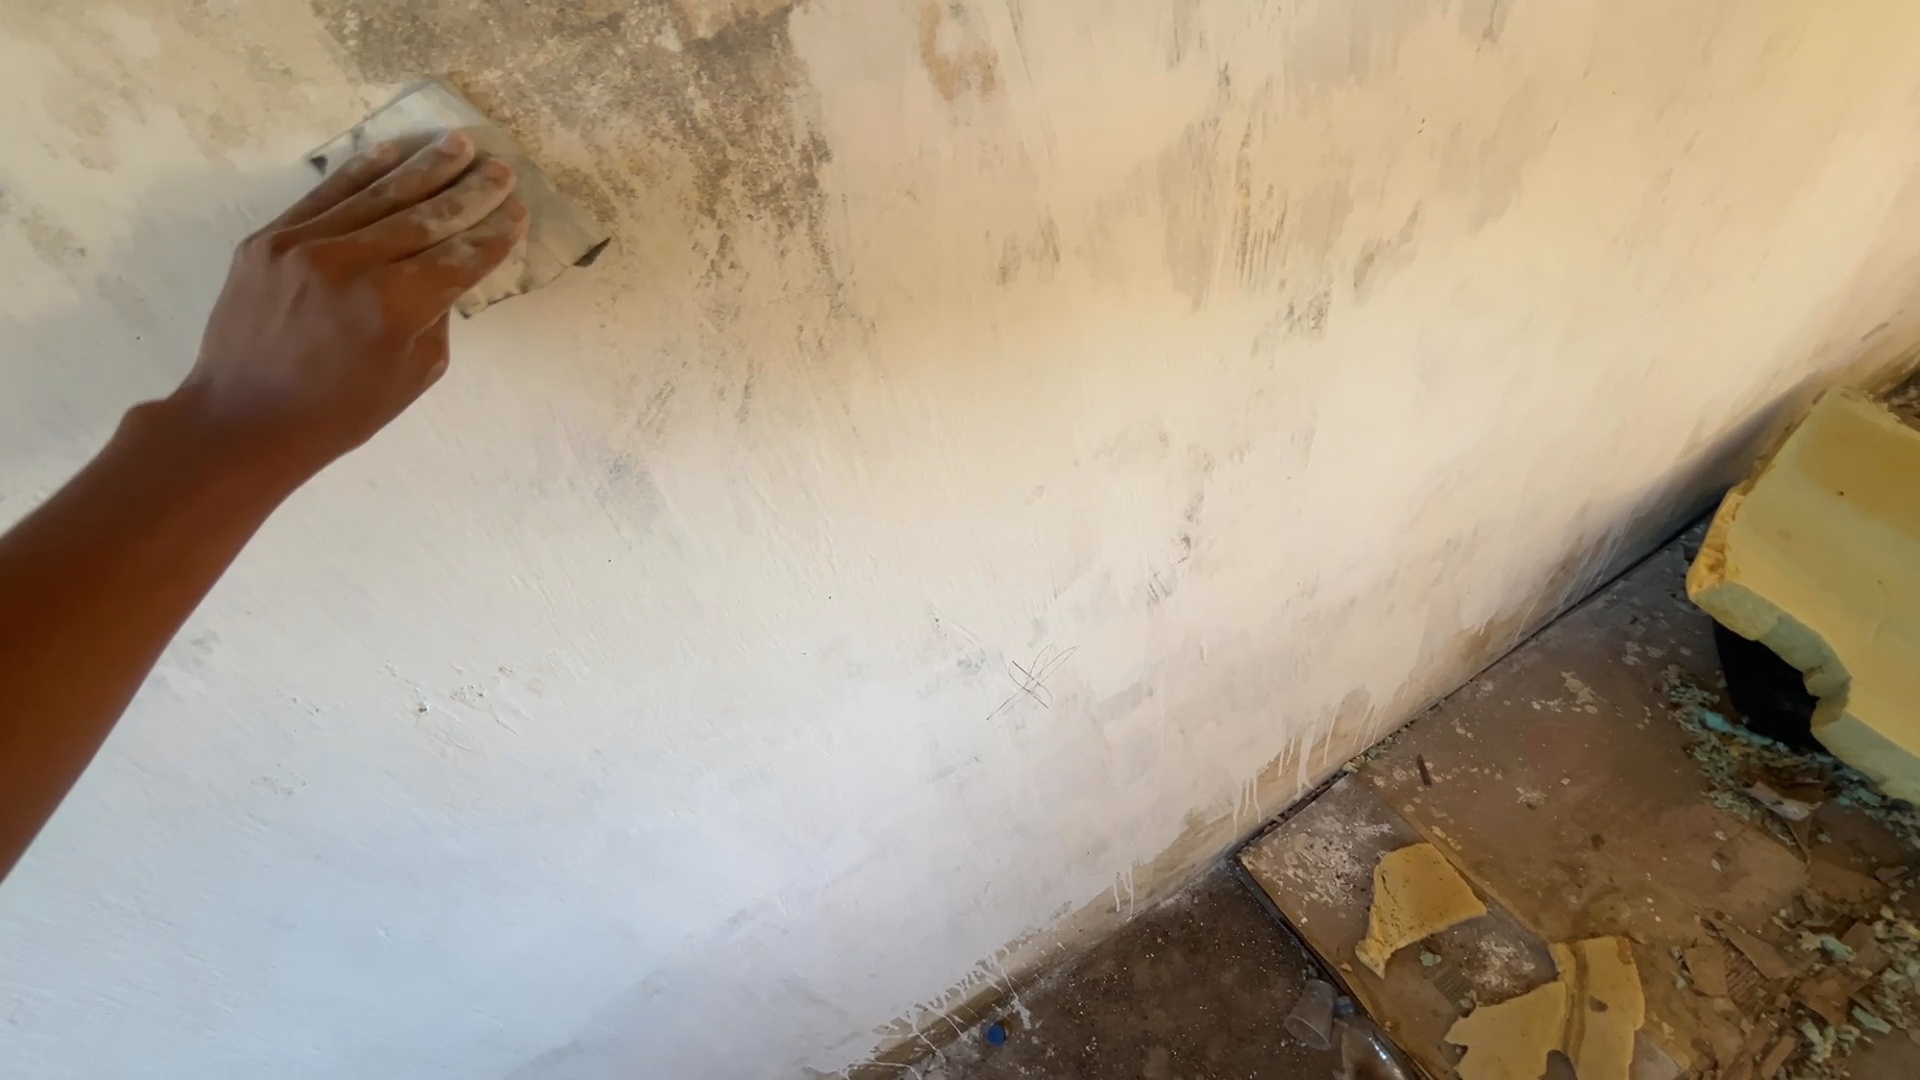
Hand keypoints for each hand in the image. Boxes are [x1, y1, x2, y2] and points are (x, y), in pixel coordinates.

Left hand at [177, 130, 526, 474]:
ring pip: (376, 196)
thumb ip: (435, 314)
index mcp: (395, 305)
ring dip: (423, 169)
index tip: (517, 212)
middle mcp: (350, 264)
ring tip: (457, 146)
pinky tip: (391, 152)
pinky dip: (360, 171)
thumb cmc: (350, 408)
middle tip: (500, 169)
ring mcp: (303, 246)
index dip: (493, 236)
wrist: (250, 414)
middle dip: (469, 193)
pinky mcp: (270, 240)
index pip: (458, 259)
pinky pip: (325, 196)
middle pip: (424, 217)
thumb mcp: (418, 370)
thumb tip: (443, 274)